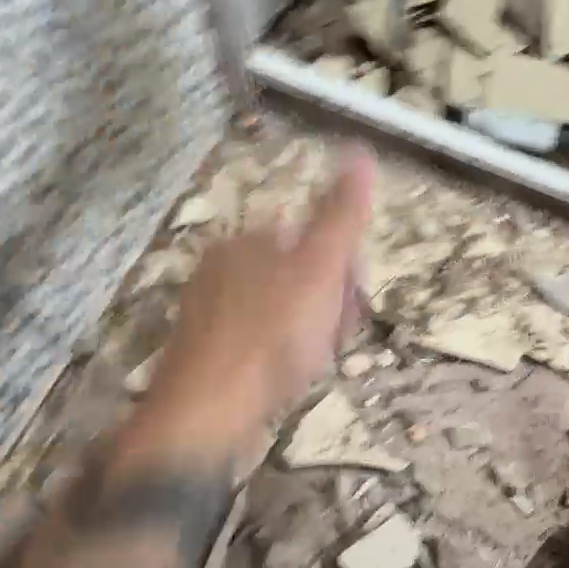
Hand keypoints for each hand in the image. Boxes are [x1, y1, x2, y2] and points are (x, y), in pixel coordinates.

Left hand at [111, 144, 374, 476]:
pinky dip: (281, 354)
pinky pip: (260, 340)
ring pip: (282, 309)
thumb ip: (341, 216)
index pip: (316, 238)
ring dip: (309, 333)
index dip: (346, 271)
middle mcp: (224, 266)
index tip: (355, 304)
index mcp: (251, 240)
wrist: (208, 414)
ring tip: (312, 362)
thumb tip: (361, 153)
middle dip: (328, 304)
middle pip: (299, 275)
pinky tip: (287, 376)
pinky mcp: (207, 350)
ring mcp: (211, 310)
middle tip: (334, 339)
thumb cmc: (271, 338)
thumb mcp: (319, 270)